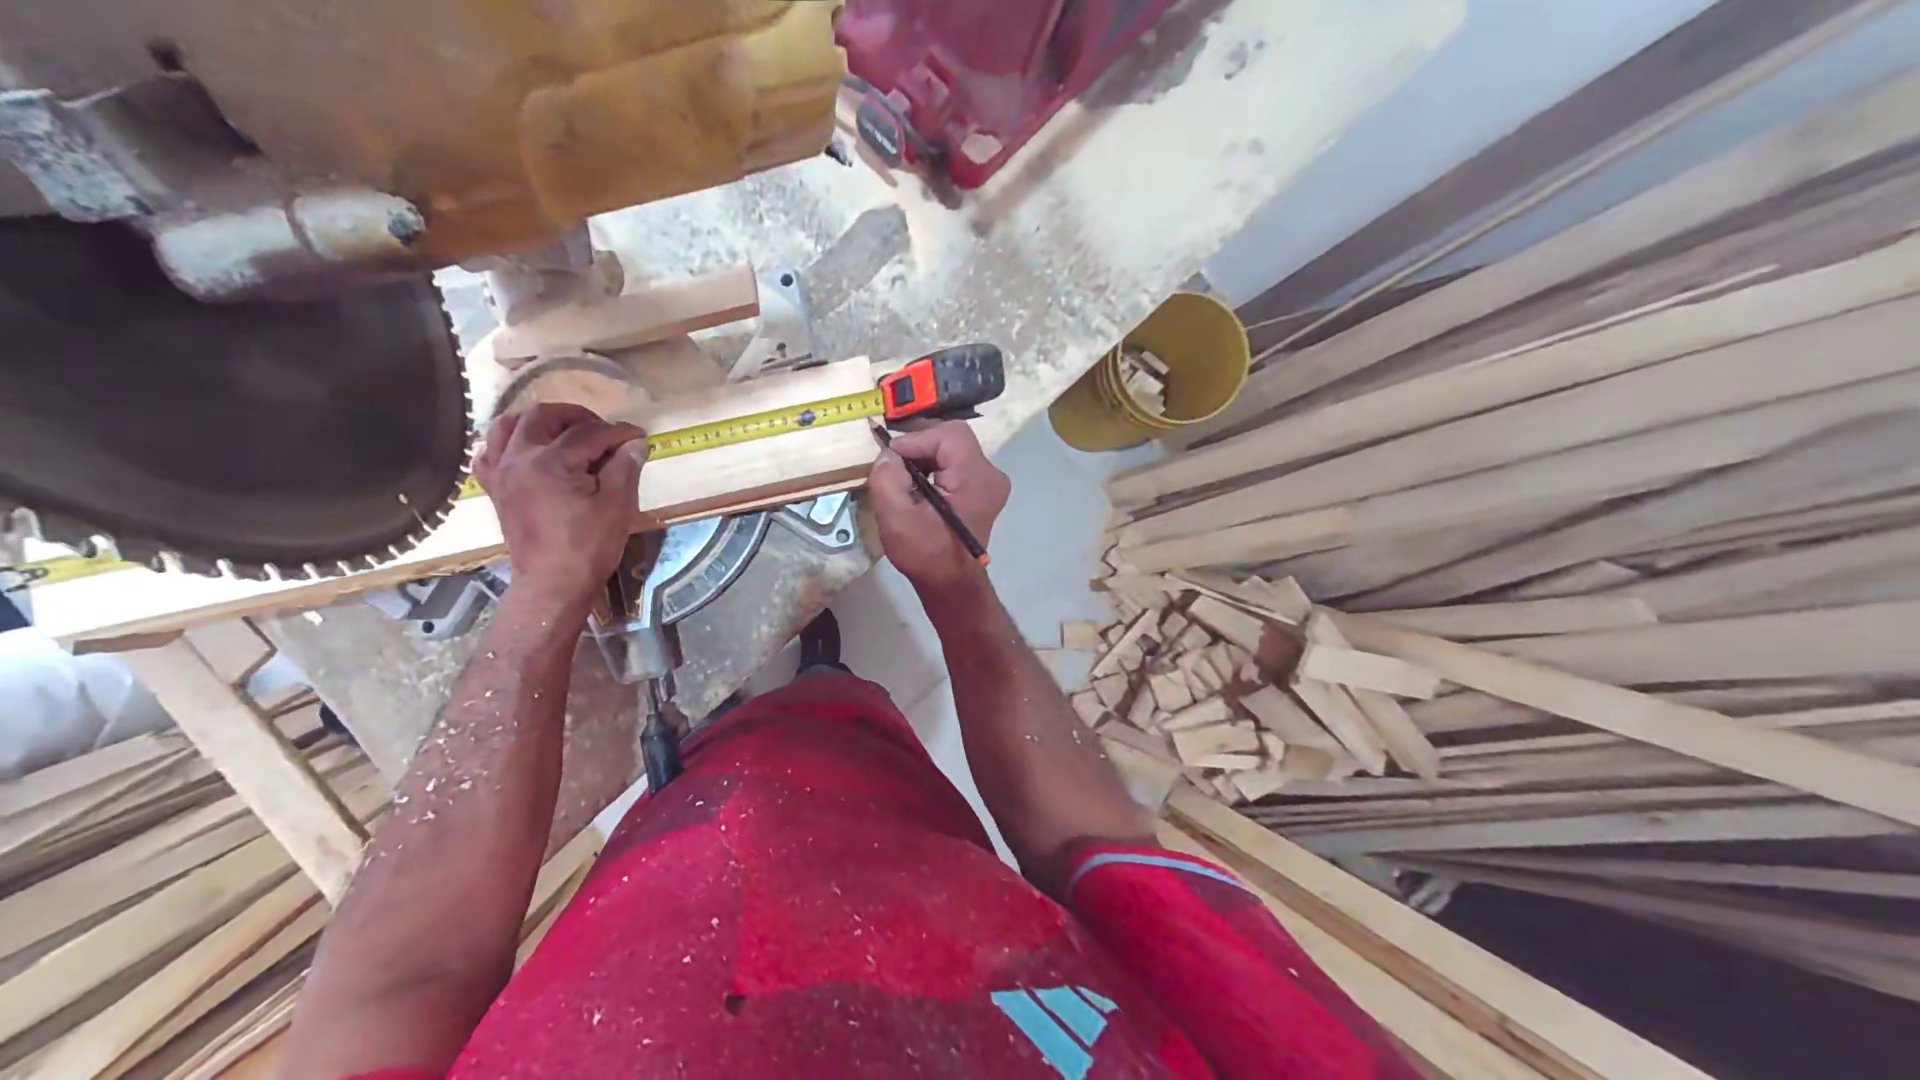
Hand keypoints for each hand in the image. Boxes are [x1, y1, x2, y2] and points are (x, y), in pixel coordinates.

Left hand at [473, 404, 647, 608]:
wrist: (553, 584)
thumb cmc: (589, 547)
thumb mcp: (617, 505)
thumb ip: (625, 467)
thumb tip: (635, 442)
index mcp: (549, 462)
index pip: (589, 433)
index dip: (618, 432)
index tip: (639, 436)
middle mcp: (518, 459)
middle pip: (544, 416)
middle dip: (578, 417)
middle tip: (604, 432)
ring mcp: (501, 472)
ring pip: (510, 425)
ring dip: (540, 422)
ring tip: (566, 433)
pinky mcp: (495, 488)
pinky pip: (490, 451)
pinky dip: (509, 442)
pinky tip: (529, 449)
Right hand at [870, 421, 1009, 595]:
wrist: (951, 586)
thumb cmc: (926, 555)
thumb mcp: (897, 519)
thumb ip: (888, 478)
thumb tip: (889, 454)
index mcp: (976, 477)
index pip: (947, 435)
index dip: (915, 440)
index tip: (891, 458)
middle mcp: (990, 474)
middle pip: (952, 439)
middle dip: (919, 447)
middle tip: (893, 464)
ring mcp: (990, 483)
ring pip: (953, 450)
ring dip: (925, 458)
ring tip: (902, 476)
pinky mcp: (982, 491)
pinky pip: (956, 464)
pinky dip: (934, 468)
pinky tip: (917, 486)